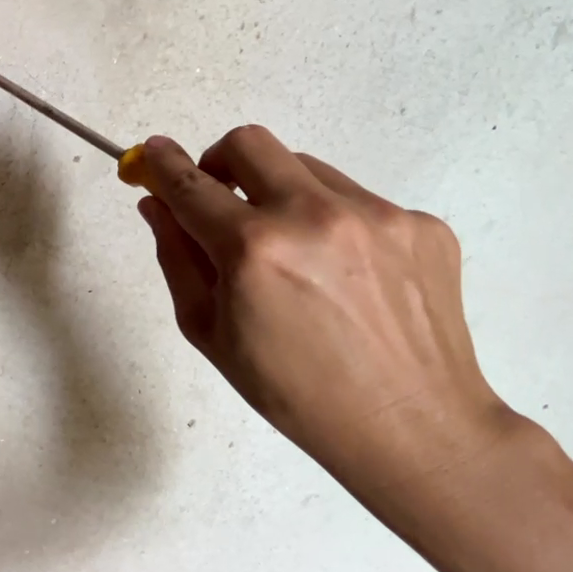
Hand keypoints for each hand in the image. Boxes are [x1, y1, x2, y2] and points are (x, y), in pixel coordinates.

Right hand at [135, 126, 513, 486]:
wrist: (414, 428)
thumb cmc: (293, 391)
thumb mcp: (209, 331)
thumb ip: (176, 256)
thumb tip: (156, 204)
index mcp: (253, 249)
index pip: (189, 183)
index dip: (161, 163)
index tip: (151, 152)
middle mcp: (313, 215)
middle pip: (248, 143)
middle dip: (221, 162)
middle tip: (223, 201)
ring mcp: (376, 215)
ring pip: (305, 168)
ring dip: (282, 195)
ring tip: (297, 254)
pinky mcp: (422, 224)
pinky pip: (358, 200)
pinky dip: (336, 223)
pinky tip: (348, 277)